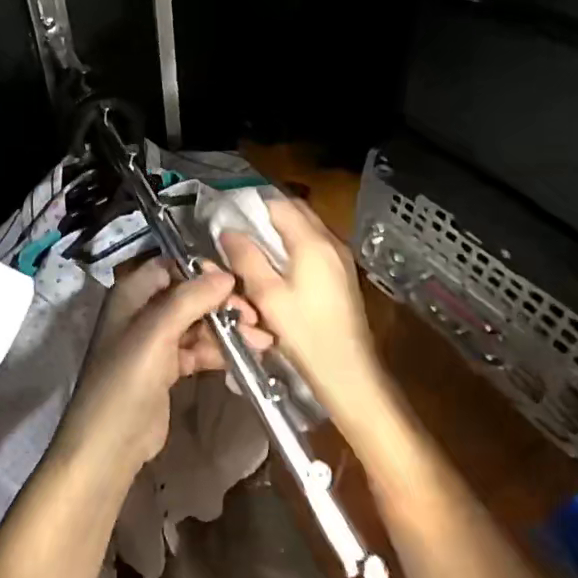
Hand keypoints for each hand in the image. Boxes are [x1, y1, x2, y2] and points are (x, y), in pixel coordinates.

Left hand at [53, 257, 273, 477]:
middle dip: (222, 303)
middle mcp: (142, 312)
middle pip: (188, 295)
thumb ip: (190, 300)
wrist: (109, 443)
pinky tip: (248, 356)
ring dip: (227, 329)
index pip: (172, 266)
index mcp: (132, 294)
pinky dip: (220, 351)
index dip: (204, 271)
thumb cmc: (127, 380)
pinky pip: (198, 349)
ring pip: (197, 324)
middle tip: (257, 316)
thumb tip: (226, 275)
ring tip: (263, 340)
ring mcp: (155, 342)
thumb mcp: (156, 333)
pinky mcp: (167, 368)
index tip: (238, 281)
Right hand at [220, 198, 383, 422]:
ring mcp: (341, 259)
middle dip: (265, 219)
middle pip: (295, 213)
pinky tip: (276, 273)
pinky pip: (313, 249)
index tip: (229, 218)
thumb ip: (246, 259)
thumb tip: (228, 232)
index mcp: (313, 243)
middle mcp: (331, 243)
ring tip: (254, 253)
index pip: (280, 204)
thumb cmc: (304, 333)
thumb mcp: (267, 295)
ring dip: (279, 235)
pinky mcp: (342, 276)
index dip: (252, 207)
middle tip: (239, 234)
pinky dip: (292, 251)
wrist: (348, 372)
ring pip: (305, 231)